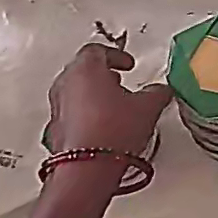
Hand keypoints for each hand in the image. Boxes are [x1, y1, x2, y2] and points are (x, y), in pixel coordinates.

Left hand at [42, 43, 173, 154]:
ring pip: (75, 92)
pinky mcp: (56, 129)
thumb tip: (162, 91)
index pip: (97, 50)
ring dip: (94, 95)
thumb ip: (157, 93)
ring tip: (115, 107)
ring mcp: (58, 108)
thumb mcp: (148, 107)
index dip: (116, 55)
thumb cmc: (113, 130)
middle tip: (119, 81)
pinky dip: (86, 115)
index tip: (127, 63)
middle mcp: (66, 84)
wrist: (89, 166)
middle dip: (103, 74)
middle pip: (83, 70)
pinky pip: (72, 114)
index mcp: (86, 69)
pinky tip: (104, 128)